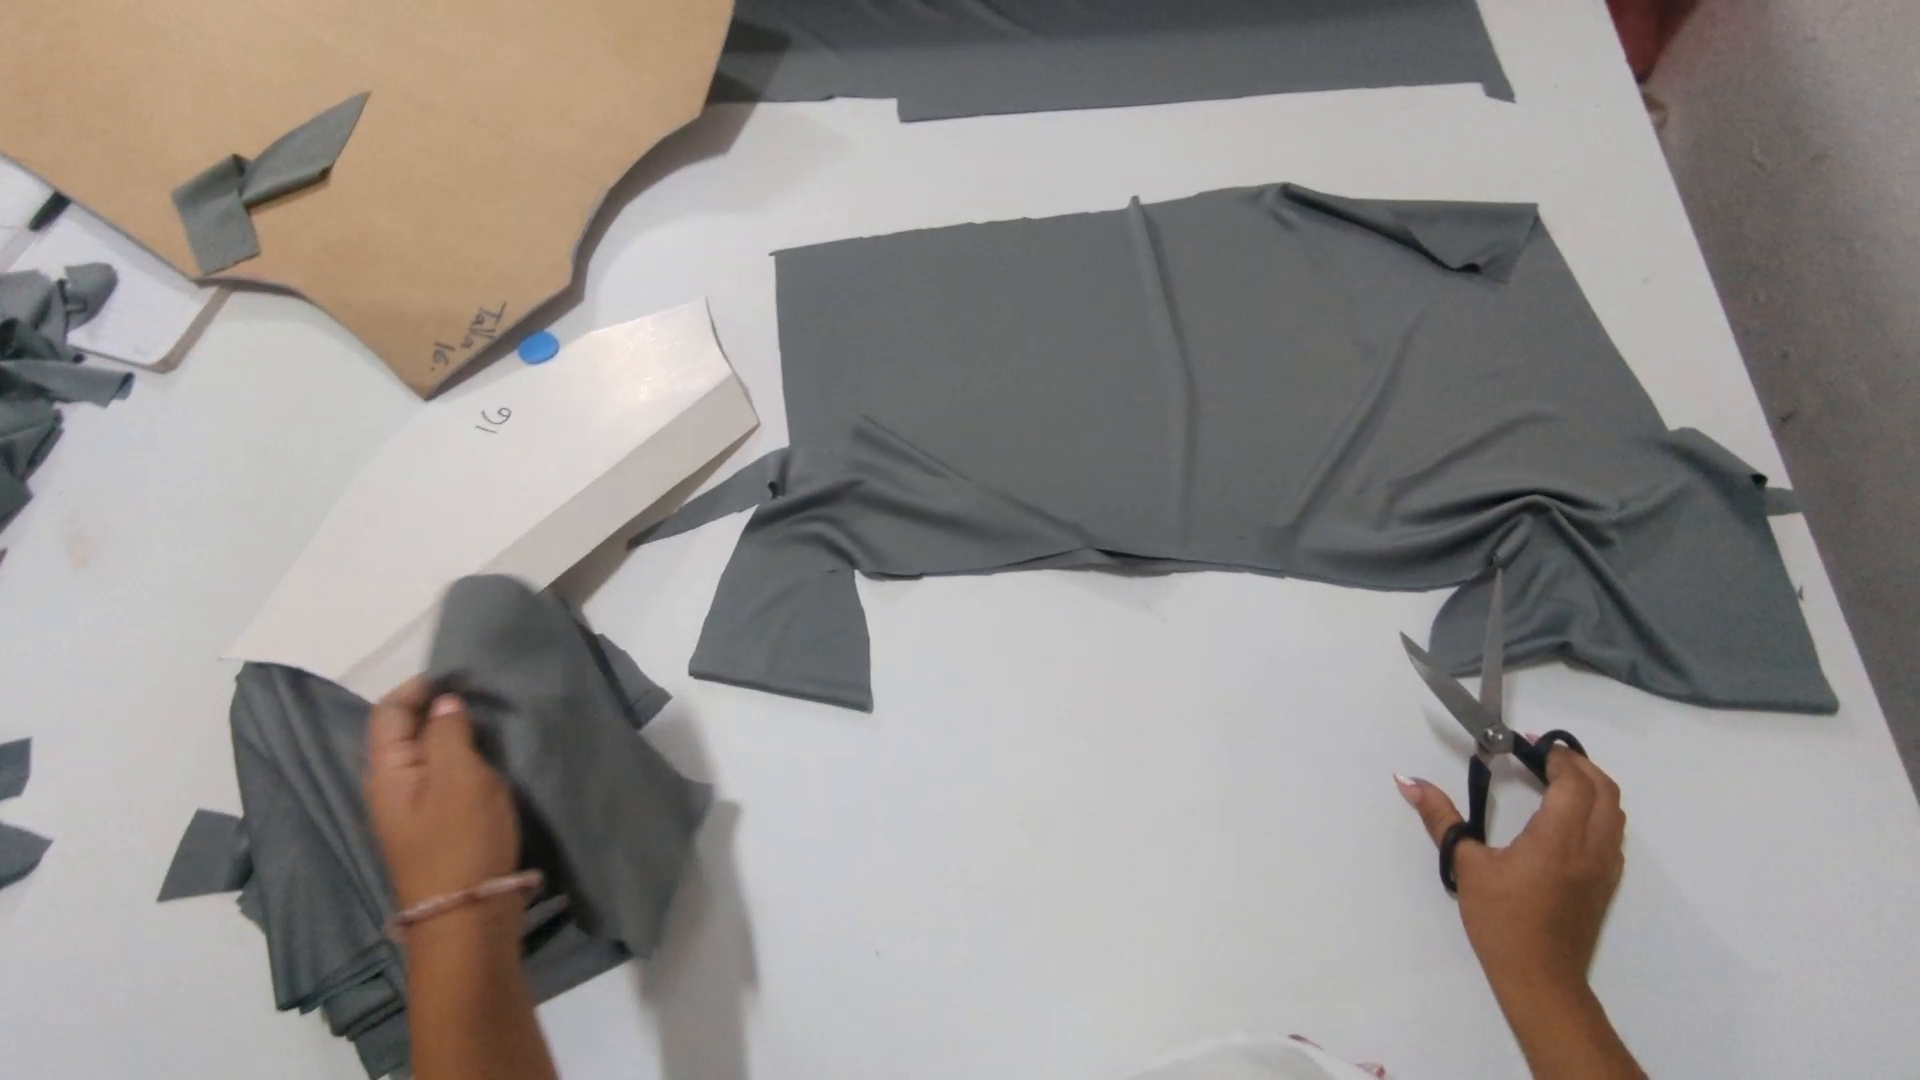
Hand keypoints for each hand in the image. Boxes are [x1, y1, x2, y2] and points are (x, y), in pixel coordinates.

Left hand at [365, 677, 519, 909]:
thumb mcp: (460, 778)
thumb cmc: (461, 840)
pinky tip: (494, 758)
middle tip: (485, 691)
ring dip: (456, 733)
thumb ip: (450, 734)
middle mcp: (393, 788)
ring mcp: (414, 809)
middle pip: (406, 733)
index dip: (419, 687)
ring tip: (494, 719)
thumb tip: (446, 703)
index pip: (389, 713)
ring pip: (429, 755)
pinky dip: (466, 757)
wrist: (467, 913)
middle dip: (439, 707)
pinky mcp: (439, 824)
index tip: (462, 671)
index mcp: (387, 773)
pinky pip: (446, 776)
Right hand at [1397, 747, 1625, 995]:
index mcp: (1558, 840)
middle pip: (1605, 791)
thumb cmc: (1500, 919)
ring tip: (1552, 775)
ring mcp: (1605, 866)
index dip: (1557, 756)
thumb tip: (1407, 780)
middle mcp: (1591, 848)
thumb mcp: (1464, 865)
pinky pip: (1612, 831)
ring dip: (1590, 785)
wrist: (1540, 976)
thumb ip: (1440, 818)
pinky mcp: (1605, 880)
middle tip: (1540, 752)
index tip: (1528, 742)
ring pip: (1614, 811)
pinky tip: (1562, 813)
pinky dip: (1595, 808)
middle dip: (1578, 764)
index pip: (1575, 783)